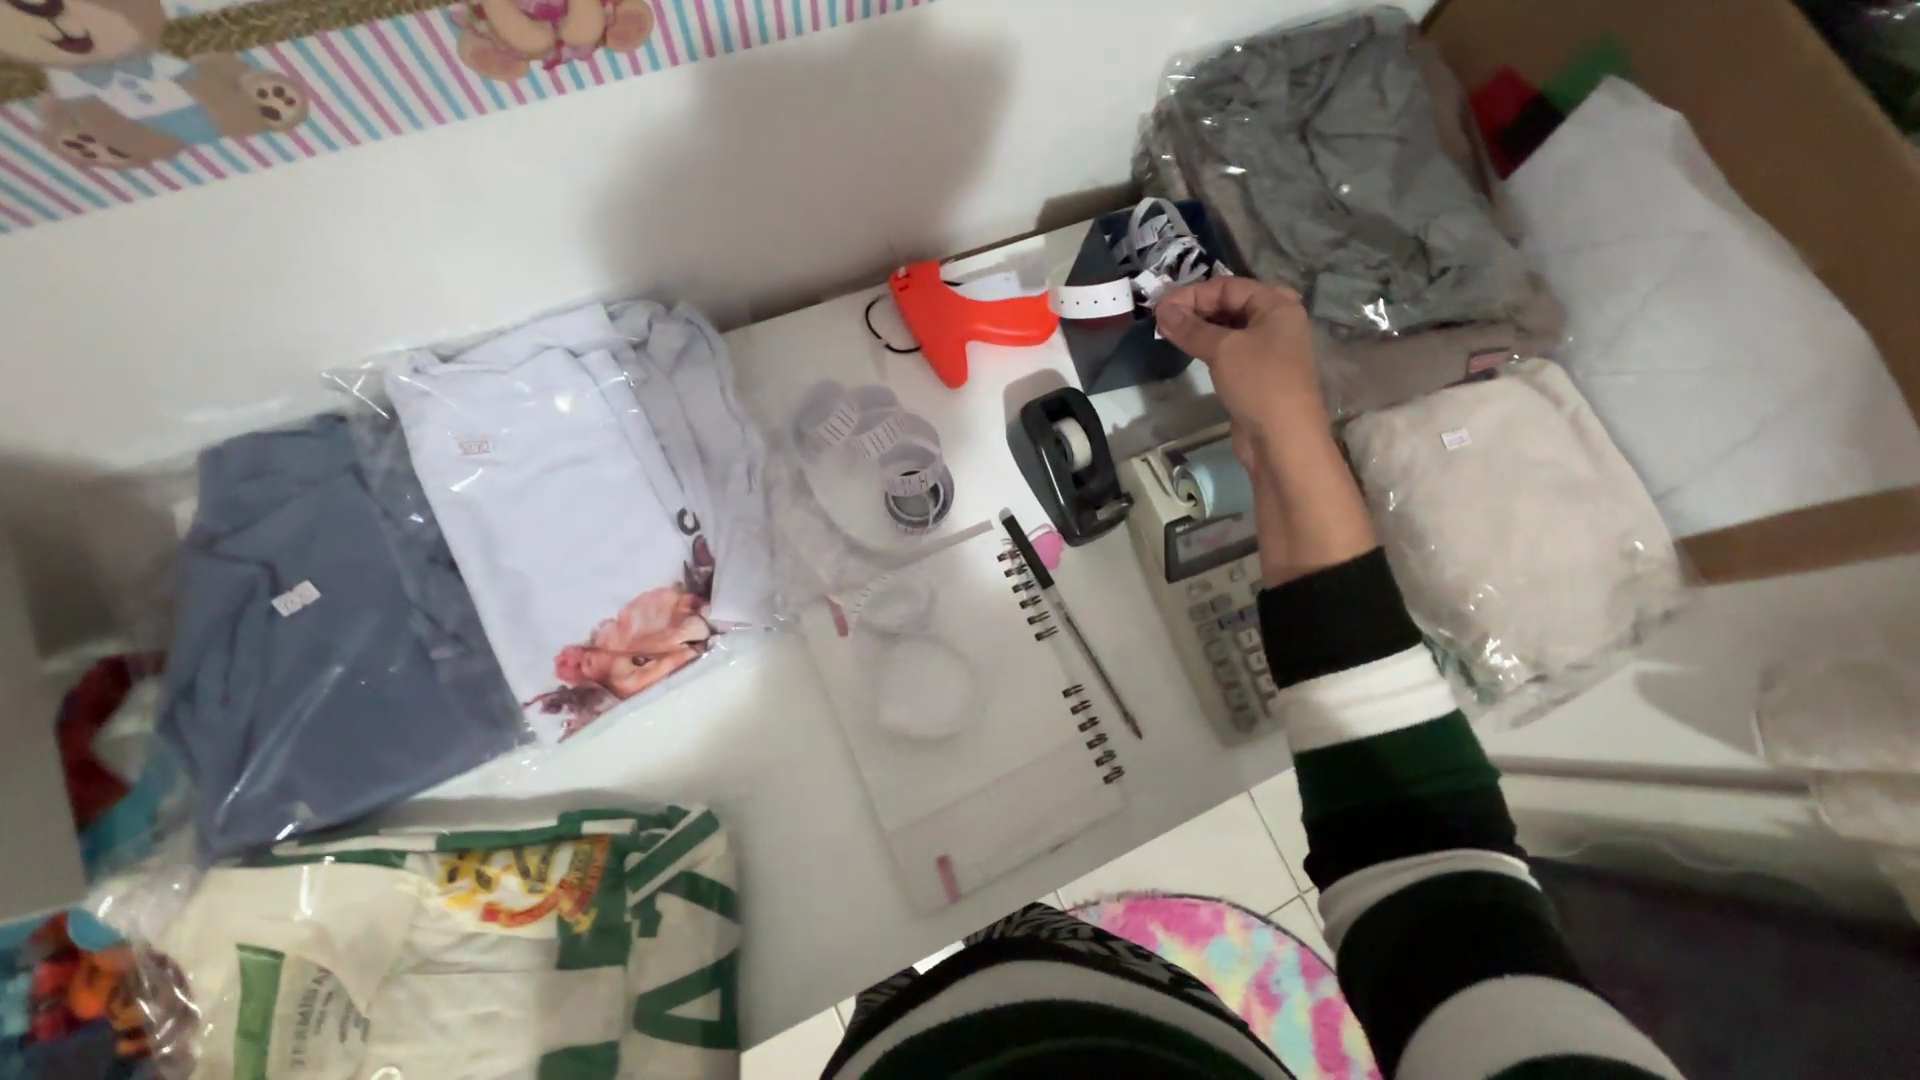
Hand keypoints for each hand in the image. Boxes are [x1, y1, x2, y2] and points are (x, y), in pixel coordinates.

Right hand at [1158, 278, 1375, 586]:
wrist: (1284, 439)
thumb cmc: (1259, 383)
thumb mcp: (1222, 349)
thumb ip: (1190, 328)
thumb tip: (1161, 310)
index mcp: (1277, 305)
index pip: (1228, 286)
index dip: (1192, 294)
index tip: (1160, 307)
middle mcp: (1277, 322)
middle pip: (1230, 305)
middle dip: (1195, 310)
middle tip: (1161, 321)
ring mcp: (1269, 350)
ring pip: (1229, 330)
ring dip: (1200, 330)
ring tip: (1169, 335)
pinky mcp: (1259, 375)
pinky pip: (1230, 351)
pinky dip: (1209, 348)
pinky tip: (1189, 353)